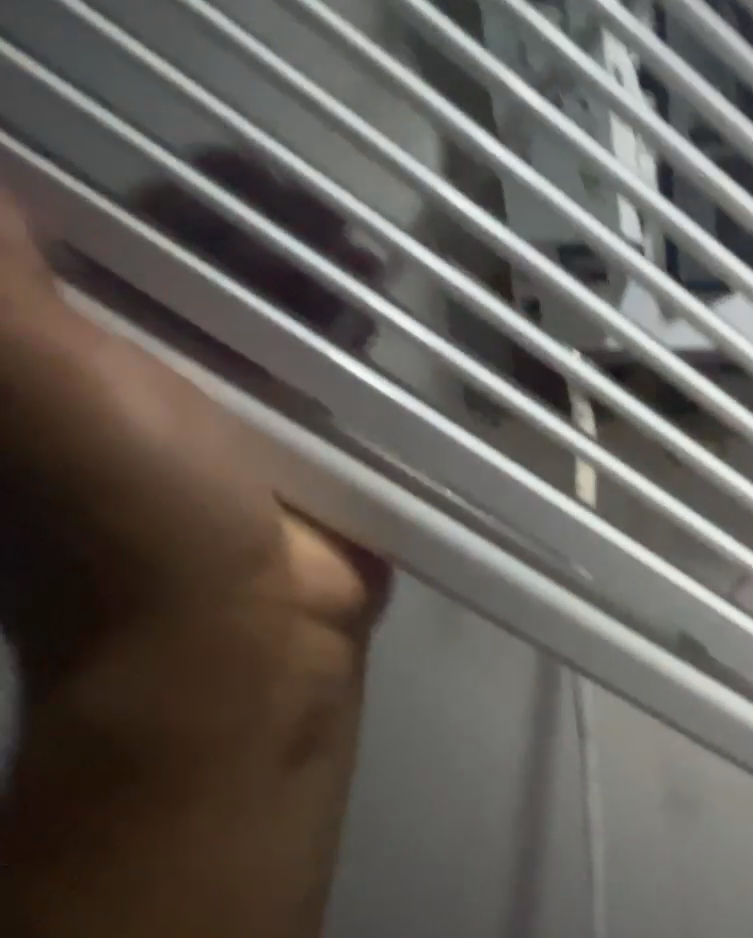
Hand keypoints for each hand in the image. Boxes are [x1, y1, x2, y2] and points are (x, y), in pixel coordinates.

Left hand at [0, 180, 388, 937]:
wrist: (249, 632)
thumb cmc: (132, 512)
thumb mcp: (32, 376)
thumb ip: (8, 277)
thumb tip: (7, 180)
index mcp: (45, 342)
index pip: (81, 227)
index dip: (129, 181)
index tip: (196, 152)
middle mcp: (124, 360)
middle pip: (181, 254)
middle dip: (237, 216)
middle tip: (300, 193)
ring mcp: (223, 399)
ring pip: (263, 300)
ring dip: (306, 263)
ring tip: (356, 239)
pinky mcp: (305, 433)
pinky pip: (324, 353)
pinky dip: (350, 318)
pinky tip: (379, 293)